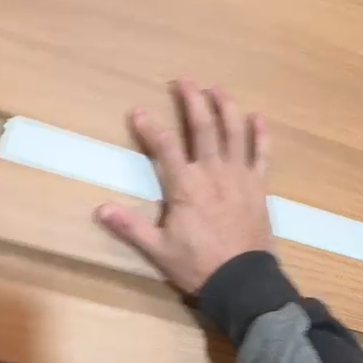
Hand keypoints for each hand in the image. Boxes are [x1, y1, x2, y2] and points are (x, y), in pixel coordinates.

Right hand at [97, 79, 274, 294]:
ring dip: (226, 106)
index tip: (138, 111)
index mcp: (185, 186)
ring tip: (217, 88)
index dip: (150, 126)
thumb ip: (131, 227)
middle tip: (185, 81)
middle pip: (203, 127)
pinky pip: (262, 154)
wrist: (243, 281)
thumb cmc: (198, 266)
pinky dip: (260, 134)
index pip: (165, 146)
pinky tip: (257, 117)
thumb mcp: (159, 250)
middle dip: (193, 100)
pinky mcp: (259, 187)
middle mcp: (213, 173)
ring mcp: (240, 177)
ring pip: (234, 132)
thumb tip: (100, 209)